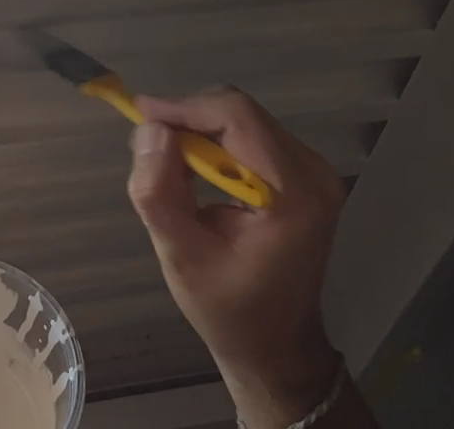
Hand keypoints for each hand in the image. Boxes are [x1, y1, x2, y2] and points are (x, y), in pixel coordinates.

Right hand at [128, 87, 368, 428]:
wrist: (277, 345)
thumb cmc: (230, 309)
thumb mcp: (182, 258)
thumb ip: (160, 193)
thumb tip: (150, 130)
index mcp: (294, 194)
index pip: (237, 117)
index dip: (185, 107)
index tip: (140, 114)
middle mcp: (313, 172)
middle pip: (240, 112)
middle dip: (188, 118)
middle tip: (147, 142)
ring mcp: (313, 171)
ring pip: (242, 118)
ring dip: (198, 129)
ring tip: (165, 160)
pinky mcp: (303, 174)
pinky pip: (250, 134)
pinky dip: (214, 140)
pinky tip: (192, 167)